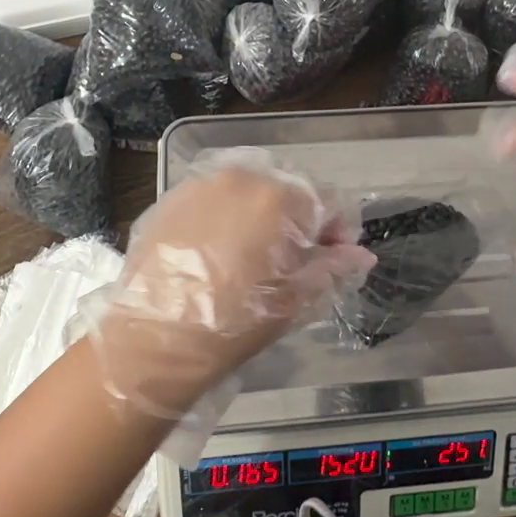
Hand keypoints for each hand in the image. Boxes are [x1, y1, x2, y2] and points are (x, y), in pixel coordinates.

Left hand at [89, 151, 374, 416]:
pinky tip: (220, 249)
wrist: (153, 339)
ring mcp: (204, 183)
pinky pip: (215, 196)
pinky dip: (228, 214)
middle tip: (297, 258)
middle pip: (290, 189)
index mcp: (281, 199)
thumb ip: (333, 268)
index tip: (335, 257)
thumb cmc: (234, 322)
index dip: (340, 230)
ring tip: (256, 254)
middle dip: (302, 219)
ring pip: (251, 189)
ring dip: (264, 214)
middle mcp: (244, 178)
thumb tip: (361, 254)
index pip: (330, 201)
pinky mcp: (173, 196)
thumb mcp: (295, 300)